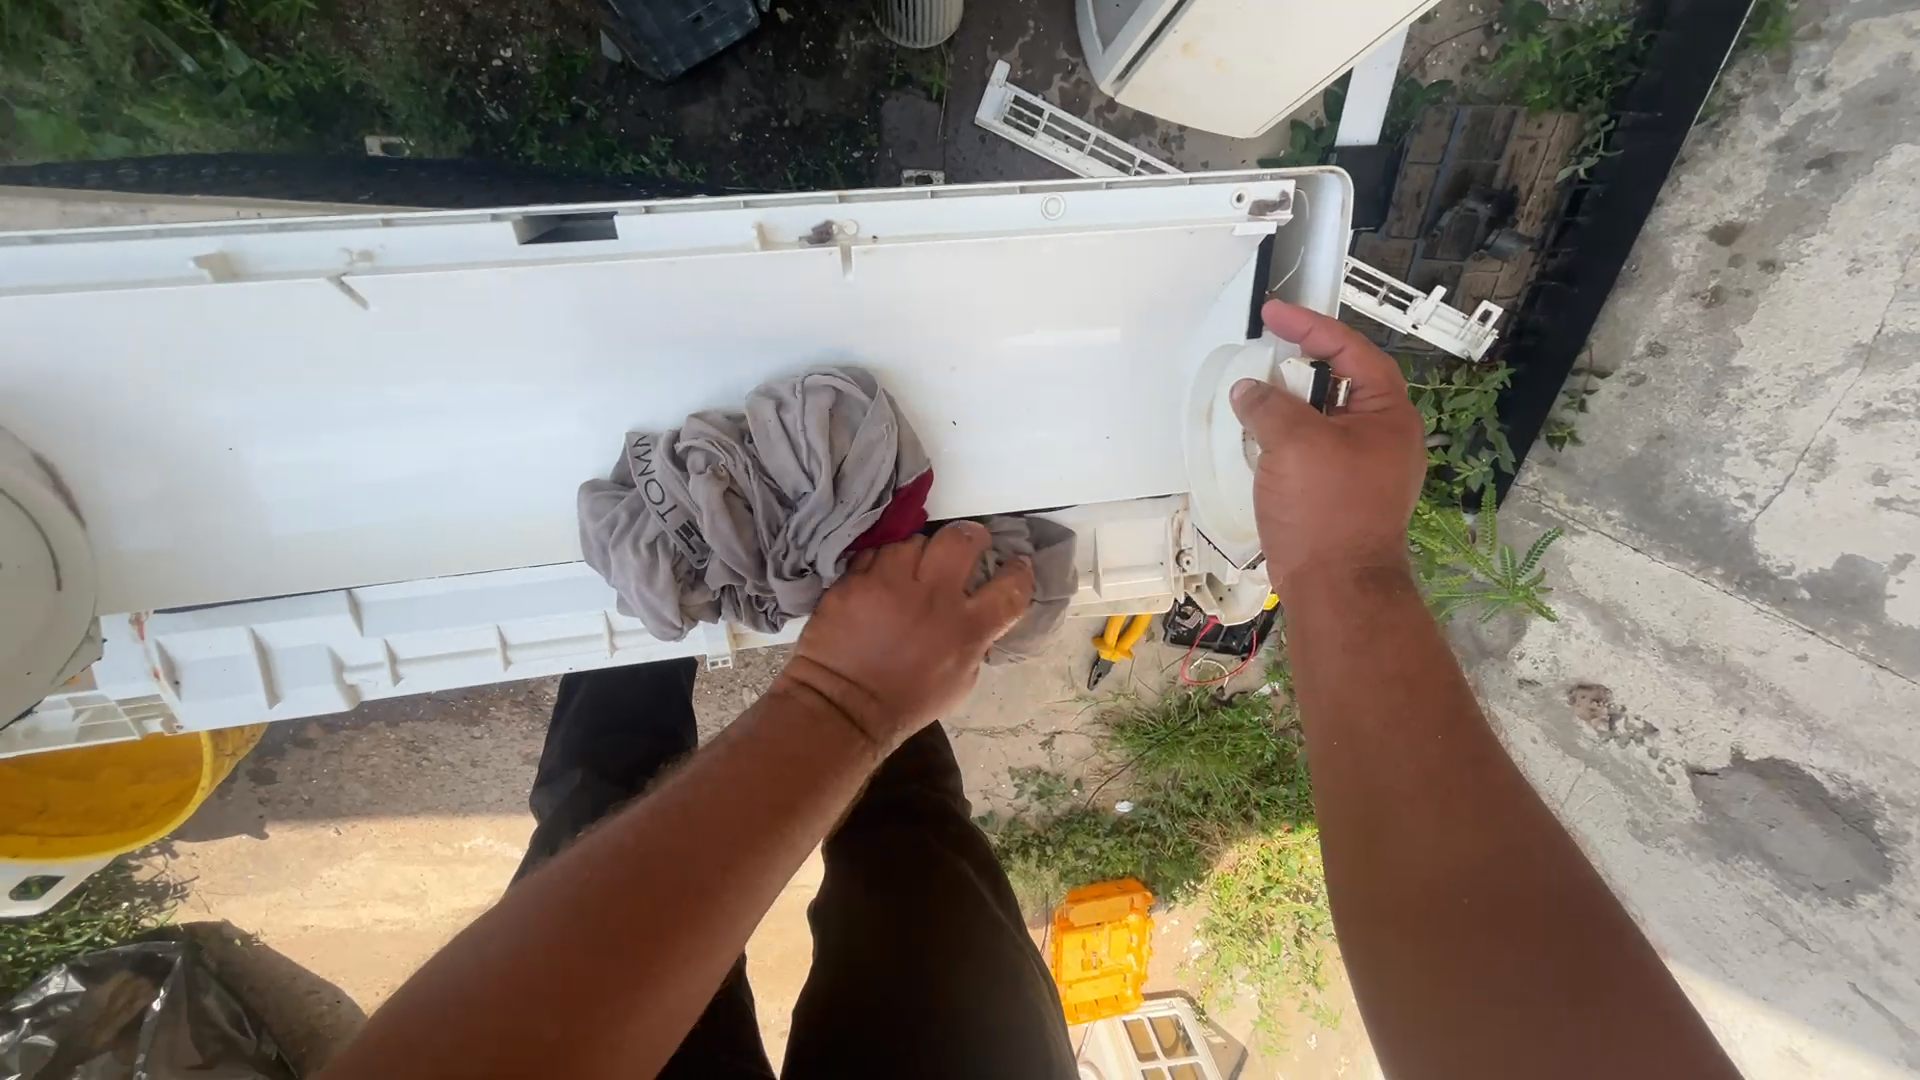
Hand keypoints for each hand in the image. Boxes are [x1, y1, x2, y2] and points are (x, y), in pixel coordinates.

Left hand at [774, 521, 1035, 752]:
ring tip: (913, 568)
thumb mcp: (961, 681)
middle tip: (967, 542)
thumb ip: (975, 641)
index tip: (1015, 564)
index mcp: (966, 630)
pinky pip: (876, 554)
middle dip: (971, 535)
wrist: (843, 708)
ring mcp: (891, 584)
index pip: (1011, 587)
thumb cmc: (906, 702)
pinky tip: (881, 578)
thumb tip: (979, 614)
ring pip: (915, 541)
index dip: (1019, 571)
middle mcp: (933, 599)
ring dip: (919, 552)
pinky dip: (883, 563)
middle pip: (962, 541)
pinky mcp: (855, 580)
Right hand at [1231, 300, 1425, 598]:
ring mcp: (1361, 468)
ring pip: (1319, 421)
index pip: (1351, 352)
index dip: (1310, 327)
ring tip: (1251, 404)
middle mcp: (1381, 437)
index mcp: (1387, 414)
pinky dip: (1283, 441)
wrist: (1336, 586)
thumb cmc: (1325, 508)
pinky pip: (1309, 452)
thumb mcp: (1294, 444)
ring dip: (1286, 410)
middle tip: (1259, 362)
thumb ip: (1268, 406)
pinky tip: (1257, 447)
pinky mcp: (1338, 494)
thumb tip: (1248, 389)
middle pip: (1337, 385)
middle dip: (1297, 372)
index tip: (1272, 313)